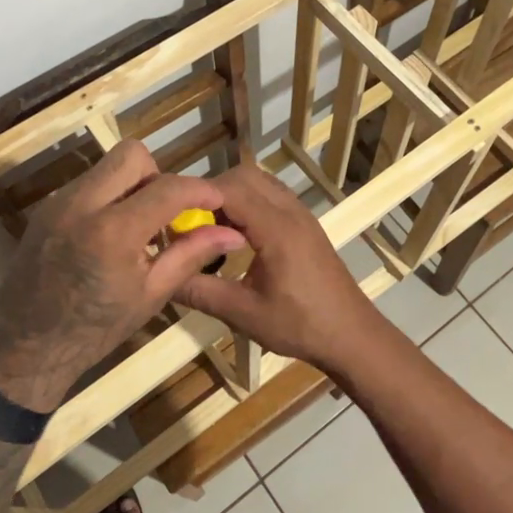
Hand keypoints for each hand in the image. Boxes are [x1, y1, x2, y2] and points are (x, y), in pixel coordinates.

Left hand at [0, 140, 245, 411]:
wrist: (26, 348)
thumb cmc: (95, 330)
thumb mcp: (151, 295)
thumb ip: (191, 254)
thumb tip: (232, 233)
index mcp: (112, 232)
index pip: (167, 189)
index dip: (199, 190)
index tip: (216, 200)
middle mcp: (82, 205)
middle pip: (132, 156)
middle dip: (157, 176)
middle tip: (164, 211)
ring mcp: (59, 203)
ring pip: (107, 167)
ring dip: (131, 186)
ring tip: (138, 226)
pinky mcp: (46, 208)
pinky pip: (87, 184)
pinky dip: (108, 197)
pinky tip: (111, 235)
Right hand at [174, 165, 389, 376]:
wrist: (351, 335)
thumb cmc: (300, 326)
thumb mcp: (243, 313)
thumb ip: (201, 291)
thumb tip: (162, 276)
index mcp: (276, 228)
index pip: (229, 189)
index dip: (196, 197)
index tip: (171, 216)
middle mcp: (290, 210)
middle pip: (243, 176)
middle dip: (211, 193)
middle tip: (189, 225)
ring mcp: (300, 214)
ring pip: (258, 182)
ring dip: (230, 196)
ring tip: (209, 230)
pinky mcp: (304, 223)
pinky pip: (270, 195)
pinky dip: (248, 203)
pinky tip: (236, 237)